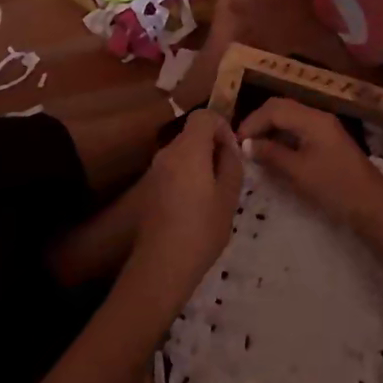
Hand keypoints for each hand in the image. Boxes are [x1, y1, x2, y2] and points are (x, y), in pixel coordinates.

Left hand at [129, 110, 244, 295]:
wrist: (161, 266)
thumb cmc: (202, 230)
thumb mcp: (229, 197)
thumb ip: (231, 164)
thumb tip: (229, 147)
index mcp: (188, 149)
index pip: (203, 116)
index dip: (221, 125)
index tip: (232, 150)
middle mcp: (167, 153)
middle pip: (192, 133)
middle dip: (213, 145)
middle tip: (229, 174)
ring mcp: (155, 170)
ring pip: (183, 151)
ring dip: (201, 161)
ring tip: (216, 193)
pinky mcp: (150, 187)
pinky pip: (173, 168)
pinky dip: (188, 174)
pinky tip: (197, 204)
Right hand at [237, 99, 382, 242]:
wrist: (374, 207)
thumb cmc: (335, 188)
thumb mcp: (299, 172)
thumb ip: (271, 154)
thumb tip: (246, 144)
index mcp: (312, 119)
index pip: (274, 108)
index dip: (252, 122)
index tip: (236, 142)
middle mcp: (318, 116)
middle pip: (282, 108)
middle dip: (259, 122)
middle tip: (243, 143)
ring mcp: (325, 128)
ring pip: (290, 118)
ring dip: (270, 129)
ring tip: (255, 149)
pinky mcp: (329, 141)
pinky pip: (299, 129)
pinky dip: (283, 137)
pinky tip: (275, 153)